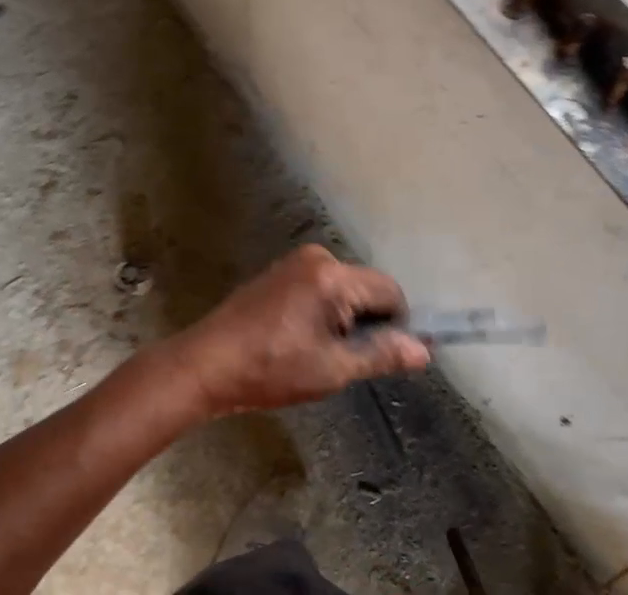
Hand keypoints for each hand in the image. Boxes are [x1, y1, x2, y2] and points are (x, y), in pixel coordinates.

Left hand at [164, 245, 431, 418]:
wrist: (204, 365)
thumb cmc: (271, 370)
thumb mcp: (332, 370)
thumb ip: (381, 355)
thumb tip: (423, 351)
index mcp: (333, 277)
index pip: (390, 291)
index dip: (396, 324)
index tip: (383, 355)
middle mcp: (318, 258)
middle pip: (366, 287)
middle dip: (366, 322)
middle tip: (344, 360)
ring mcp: (296, 262)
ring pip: (344, 289)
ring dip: (344, 318)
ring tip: (317, 353)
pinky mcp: (280, 272)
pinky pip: (320, 287)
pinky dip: (323, 311)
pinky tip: (300, 340)